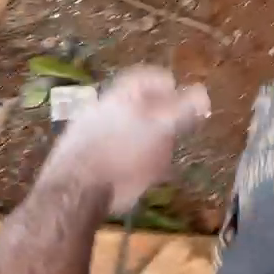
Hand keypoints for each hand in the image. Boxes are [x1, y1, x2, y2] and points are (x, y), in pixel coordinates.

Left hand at [36, 66, 209, 212]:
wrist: (70, 195)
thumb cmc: (125, 157)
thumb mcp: (164, 130)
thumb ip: (184, 109)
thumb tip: (202, 93)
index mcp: (123, 94)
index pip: (149, 77)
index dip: (169, 87)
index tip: (183, 101)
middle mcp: (100, 105)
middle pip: (133, 102)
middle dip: (154, 114)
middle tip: (171, 130)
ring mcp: (81, 131)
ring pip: (117, 125)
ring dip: (136, 137)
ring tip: (152, 158)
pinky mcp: (70, 157)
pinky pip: (103, 147)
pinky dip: (118, 154)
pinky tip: (126, 173)